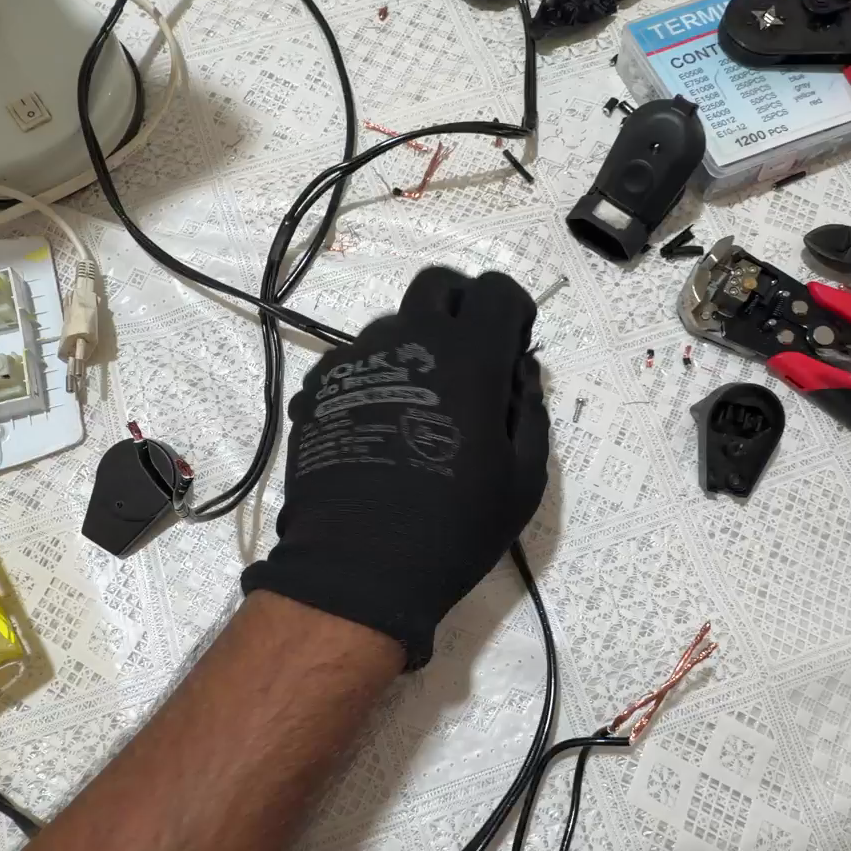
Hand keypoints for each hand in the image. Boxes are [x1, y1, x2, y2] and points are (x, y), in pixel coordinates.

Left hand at [242, 267, 548, 668]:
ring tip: (418, 405)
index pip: (495, 289)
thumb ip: (529, 410)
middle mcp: (409, 340)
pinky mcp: (320, 386)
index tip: (510, 344)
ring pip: (393, 324)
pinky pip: (356, 360)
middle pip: (436, 285)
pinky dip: (377, 376)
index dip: (511, 309)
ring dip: (415, 345)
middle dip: (460, 306)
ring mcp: (357, 359)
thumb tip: (521, 369)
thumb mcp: (522, 478)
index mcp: (469, 356)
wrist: (358, 564)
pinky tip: (379, 424)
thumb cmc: (455, 525)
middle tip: (467, 358)